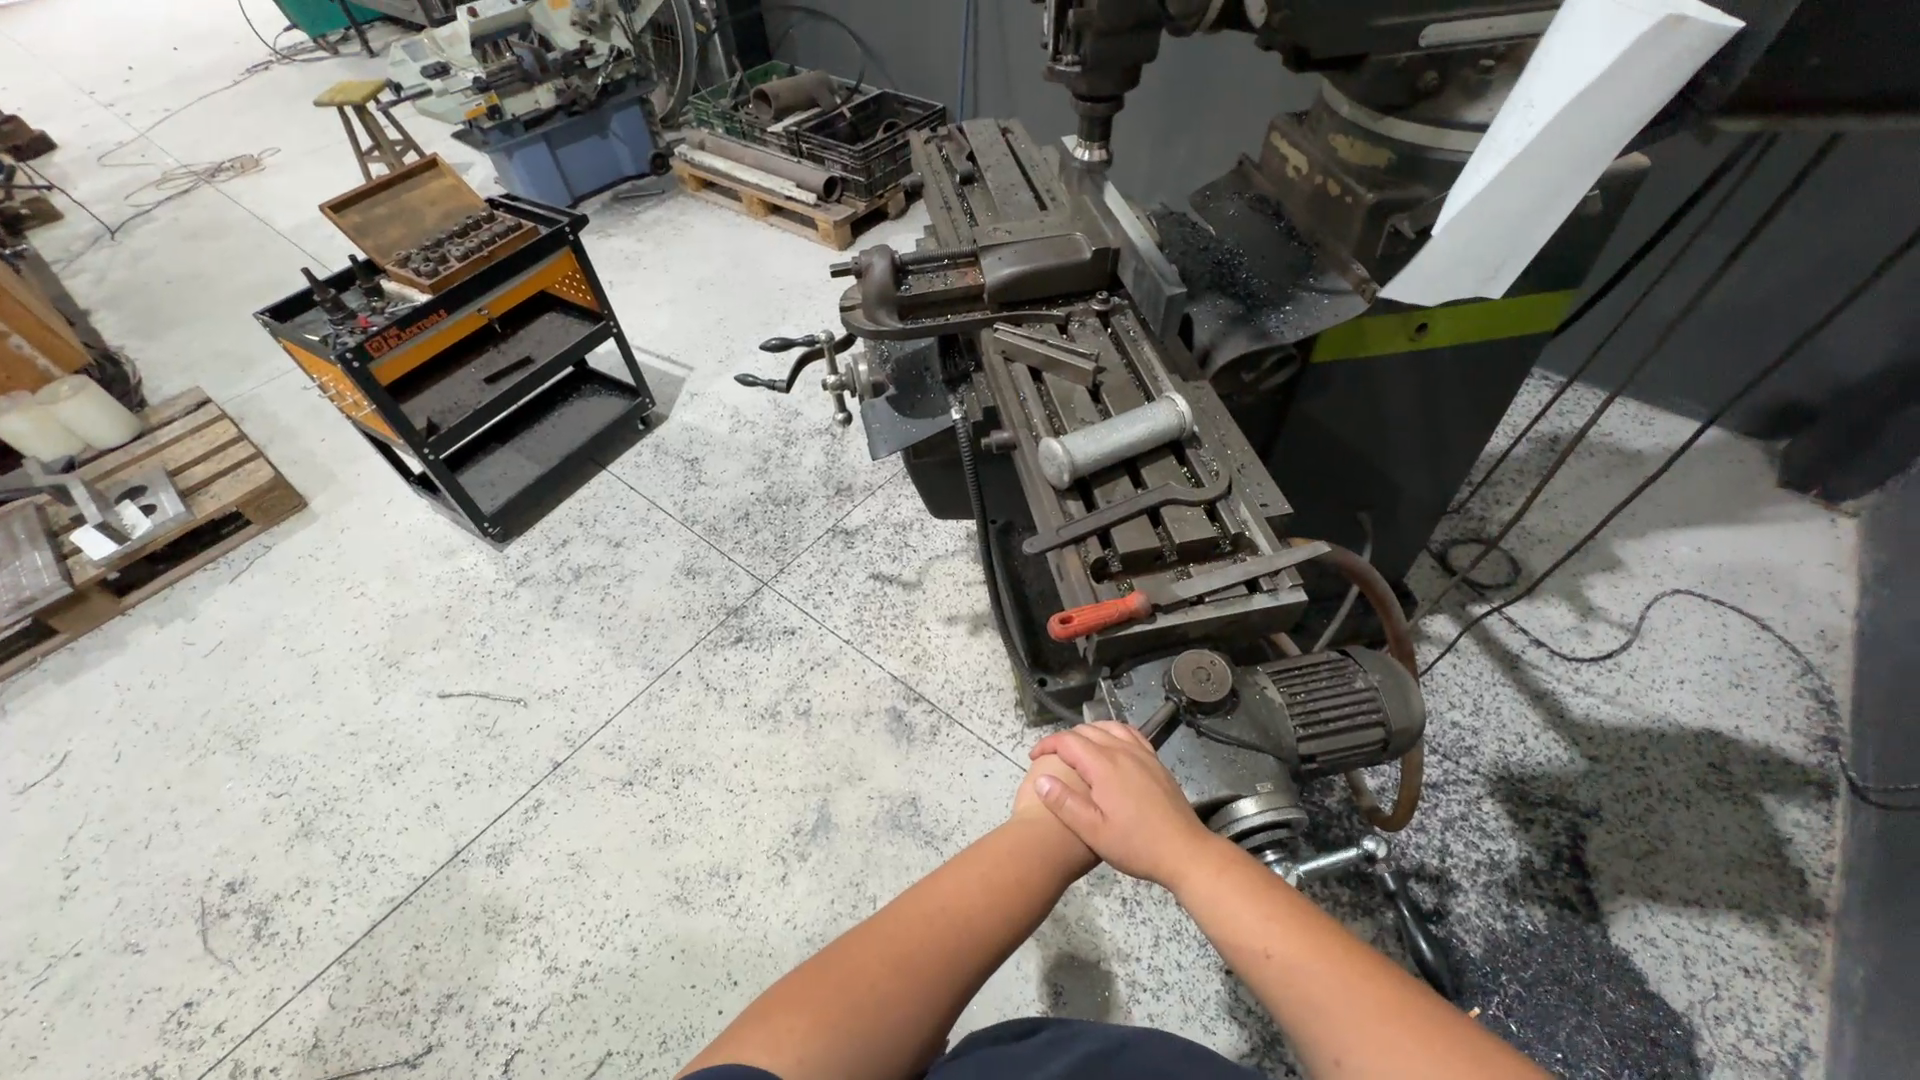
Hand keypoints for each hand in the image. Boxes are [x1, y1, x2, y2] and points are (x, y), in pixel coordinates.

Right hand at [1028, 722, 1219, 888]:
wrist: (1184, 851)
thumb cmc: (1136, 845)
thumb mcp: (1093, 832)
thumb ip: (1064, 803)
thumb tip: (1041, 780)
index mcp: (1104, 766)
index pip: (1068, 741)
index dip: (1047, 744)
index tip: (1034, 756)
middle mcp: (1123, 752)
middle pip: (1088, 731)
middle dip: (1065, 739)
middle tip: (1052, 758)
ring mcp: (1143, 755)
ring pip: (1110, 728)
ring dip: (1089, 733)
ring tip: (1077, 749)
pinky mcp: (1156, 762)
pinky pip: (1131, 735)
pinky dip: (1113, 733)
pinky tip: (1111, 747)